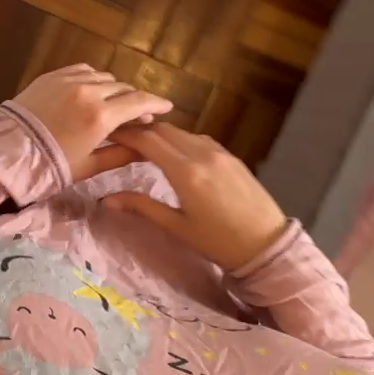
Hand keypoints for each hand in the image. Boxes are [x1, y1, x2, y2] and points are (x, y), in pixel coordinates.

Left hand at [10, 65, 174, 182]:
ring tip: (113, 105)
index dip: (156, 103)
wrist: (6, 155)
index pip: (139, 102)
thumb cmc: (49, 167)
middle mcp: (88, 92)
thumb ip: (121, 154)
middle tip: (137, 115)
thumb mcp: (89, 166)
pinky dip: (93, 79)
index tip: (167, 106)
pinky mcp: (51, 76)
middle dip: (134, 100)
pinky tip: (92, 91)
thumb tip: (146, 149)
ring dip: (114, 89)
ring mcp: (68, 80)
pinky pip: (82, 71)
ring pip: (103, 77)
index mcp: (100, 116)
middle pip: (123, 88)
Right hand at [102, 123, 288, 270]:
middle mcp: (202, 153)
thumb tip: (106, 200)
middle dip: (140, 131)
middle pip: (164, 130)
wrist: (267, 245)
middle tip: (120, 140)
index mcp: (185, 172)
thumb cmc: (218, 242)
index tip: (107, 134)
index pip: (148, 140)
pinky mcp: (231, 156)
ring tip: (143, 147)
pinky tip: (174, 154)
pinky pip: (199, 139)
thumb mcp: (177, 226)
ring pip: (182, 132)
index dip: (125, 134)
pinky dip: (180, 140)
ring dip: (160, 135)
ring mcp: (219, 152)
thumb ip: (142, 206)